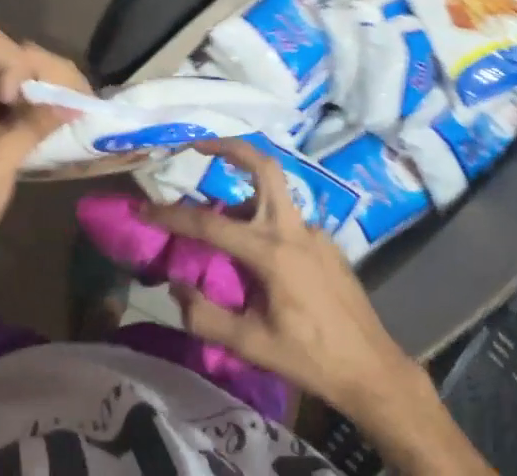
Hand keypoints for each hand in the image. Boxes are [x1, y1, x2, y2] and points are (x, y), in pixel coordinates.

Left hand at [0, 23, 87, 255]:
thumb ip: (30, 129)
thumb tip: (73, 104)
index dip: (9, 60)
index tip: (14, 99)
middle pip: (11, 47)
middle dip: (42, 70)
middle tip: (64, 104)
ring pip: (23, 63)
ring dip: (50, 82)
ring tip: (72, 108)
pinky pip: (25, 85)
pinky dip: (46, 95)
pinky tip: (63, 115)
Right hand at [143, 139, 418, 410]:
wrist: (373, 372)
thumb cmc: (310, 359)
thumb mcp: (250, 345)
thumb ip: (205, 315)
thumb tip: (177, 286)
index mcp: (272, 252)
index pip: (209, 224)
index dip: (171, 216)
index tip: (143, 209)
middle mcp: (293, 230)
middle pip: (264, 167)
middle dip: (230, 148)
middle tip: (199, 145)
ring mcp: (314, 234)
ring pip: (274, 194)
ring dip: (244, 191)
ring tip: (219, 219)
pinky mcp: (326, 245)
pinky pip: (286, 220)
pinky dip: (262, 221)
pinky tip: (254, 254)